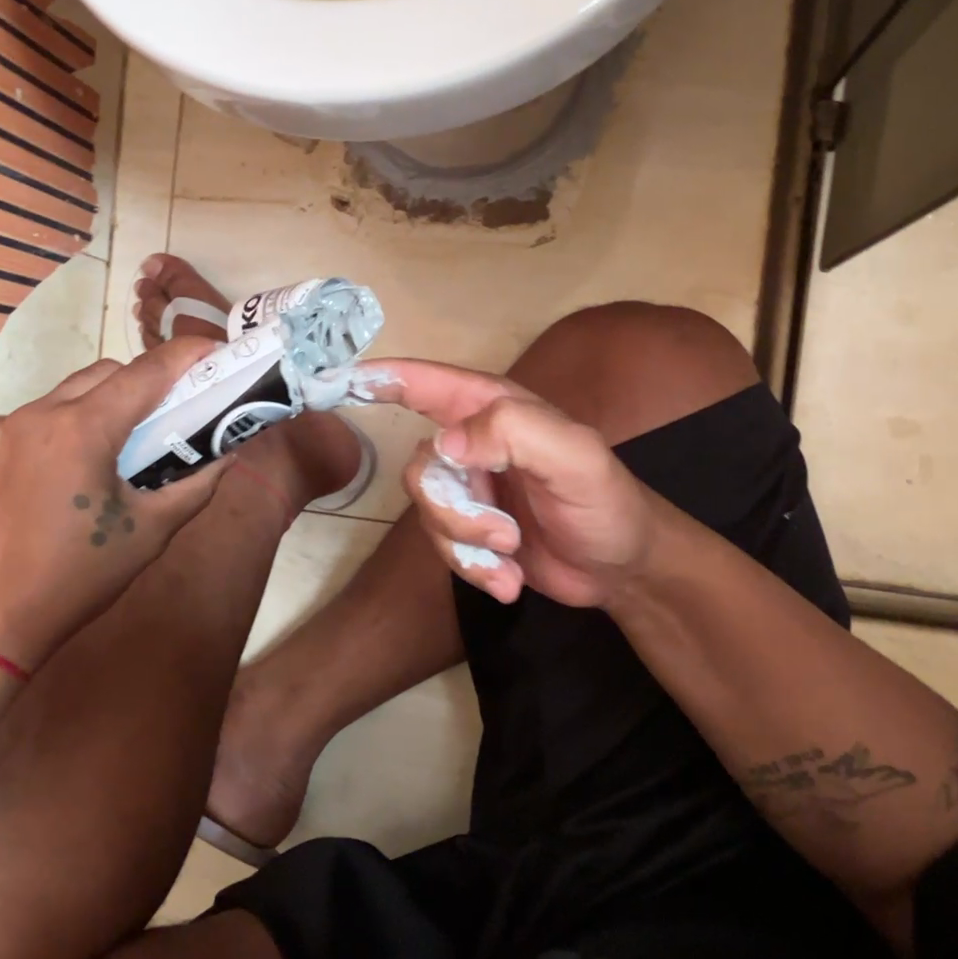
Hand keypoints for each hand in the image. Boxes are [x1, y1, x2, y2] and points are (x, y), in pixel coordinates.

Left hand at [0, 338, 230, 667]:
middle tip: (157, 418)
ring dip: (87, 413)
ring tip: (96, 460)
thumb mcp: (150, 534)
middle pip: (99, 375)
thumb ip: (195, 485)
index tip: (212, 351)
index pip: (145, 374)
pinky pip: (14, 428)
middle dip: (136, 385)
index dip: (184, 356)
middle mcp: (31, 417)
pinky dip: (42, 441)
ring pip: (55, 400)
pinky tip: (44, 482)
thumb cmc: (77, 580)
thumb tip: (225, 454)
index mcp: (81, 432)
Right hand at [361, 358, 656, 605]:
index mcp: (494, 410)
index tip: (335, 381)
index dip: (381, 378)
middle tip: (503, 533)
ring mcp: (470, 489)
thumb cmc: (606, 502)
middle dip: (455, 509)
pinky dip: (474, 570)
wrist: (622, 568)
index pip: (426, 383)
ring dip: (469, 545)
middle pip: (422, 467)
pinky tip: (510, 581)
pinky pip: (444, 548)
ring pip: (429, 514)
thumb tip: (445, 442)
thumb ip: (514, 432)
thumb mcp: (574, 458)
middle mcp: (473, 443)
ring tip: (512, 557)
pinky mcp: (471, 532)